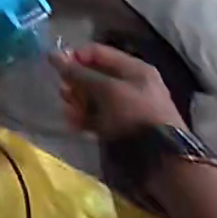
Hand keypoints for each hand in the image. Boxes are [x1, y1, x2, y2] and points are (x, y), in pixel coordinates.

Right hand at [50, 44, 185, 140]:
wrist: (164, 164)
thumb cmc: (135, 117)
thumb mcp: (105, 90)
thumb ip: (78, 73)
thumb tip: (52, 54)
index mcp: (134, 69)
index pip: (96, 52)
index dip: (74, 56)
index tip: (55, 67)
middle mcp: (131, 84)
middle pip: (94, 75)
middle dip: (75, 83)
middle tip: (63, 93)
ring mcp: (128, 107)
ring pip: (94, 97)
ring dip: (77, 102)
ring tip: (67, 111)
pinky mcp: (123, 128)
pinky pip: (98, 116)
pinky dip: (85, 118)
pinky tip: (74, 124)